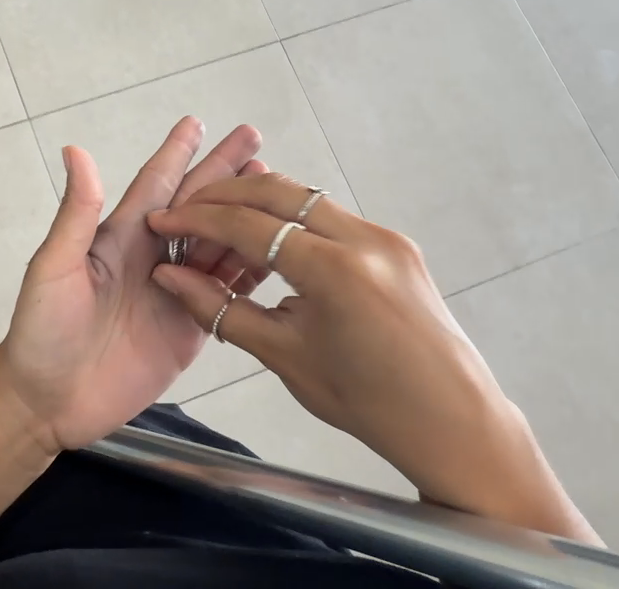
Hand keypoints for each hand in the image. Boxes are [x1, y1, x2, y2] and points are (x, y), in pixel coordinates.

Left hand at [0, 118, 266, 452]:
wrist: (49, 400)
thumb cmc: (41, 329)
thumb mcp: (54, 266)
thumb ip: (75, 213)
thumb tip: (74, 149)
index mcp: (119, 238)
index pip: (156, 185)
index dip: (177, 153)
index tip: (198, 122)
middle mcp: (151, 257)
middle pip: (197, 206)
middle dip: (224, 173)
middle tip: (255, 140)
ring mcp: (174, 292)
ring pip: (218, 245)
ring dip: (246, 218)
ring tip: (276, 191)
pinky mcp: (189, 328)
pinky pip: (227, 295)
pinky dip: (251, 273)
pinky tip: (276, 254)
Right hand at [146, 175, 598, 543]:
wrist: (457, 427)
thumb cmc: (368, 403)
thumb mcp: (284, 355)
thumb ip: (220, 309)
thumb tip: (167, 276)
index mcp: (336, 271)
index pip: (248, 224)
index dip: (196, 220)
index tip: (161, 223)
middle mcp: (364, 238)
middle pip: (274, 191)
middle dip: (220, 195)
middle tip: (182, 211)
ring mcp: (385, 236)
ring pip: (301, 196)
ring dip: (253, 202)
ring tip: (216, 225)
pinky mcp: (395, 243)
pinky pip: (327, 215)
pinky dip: (287, 218)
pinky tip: (264, 241)